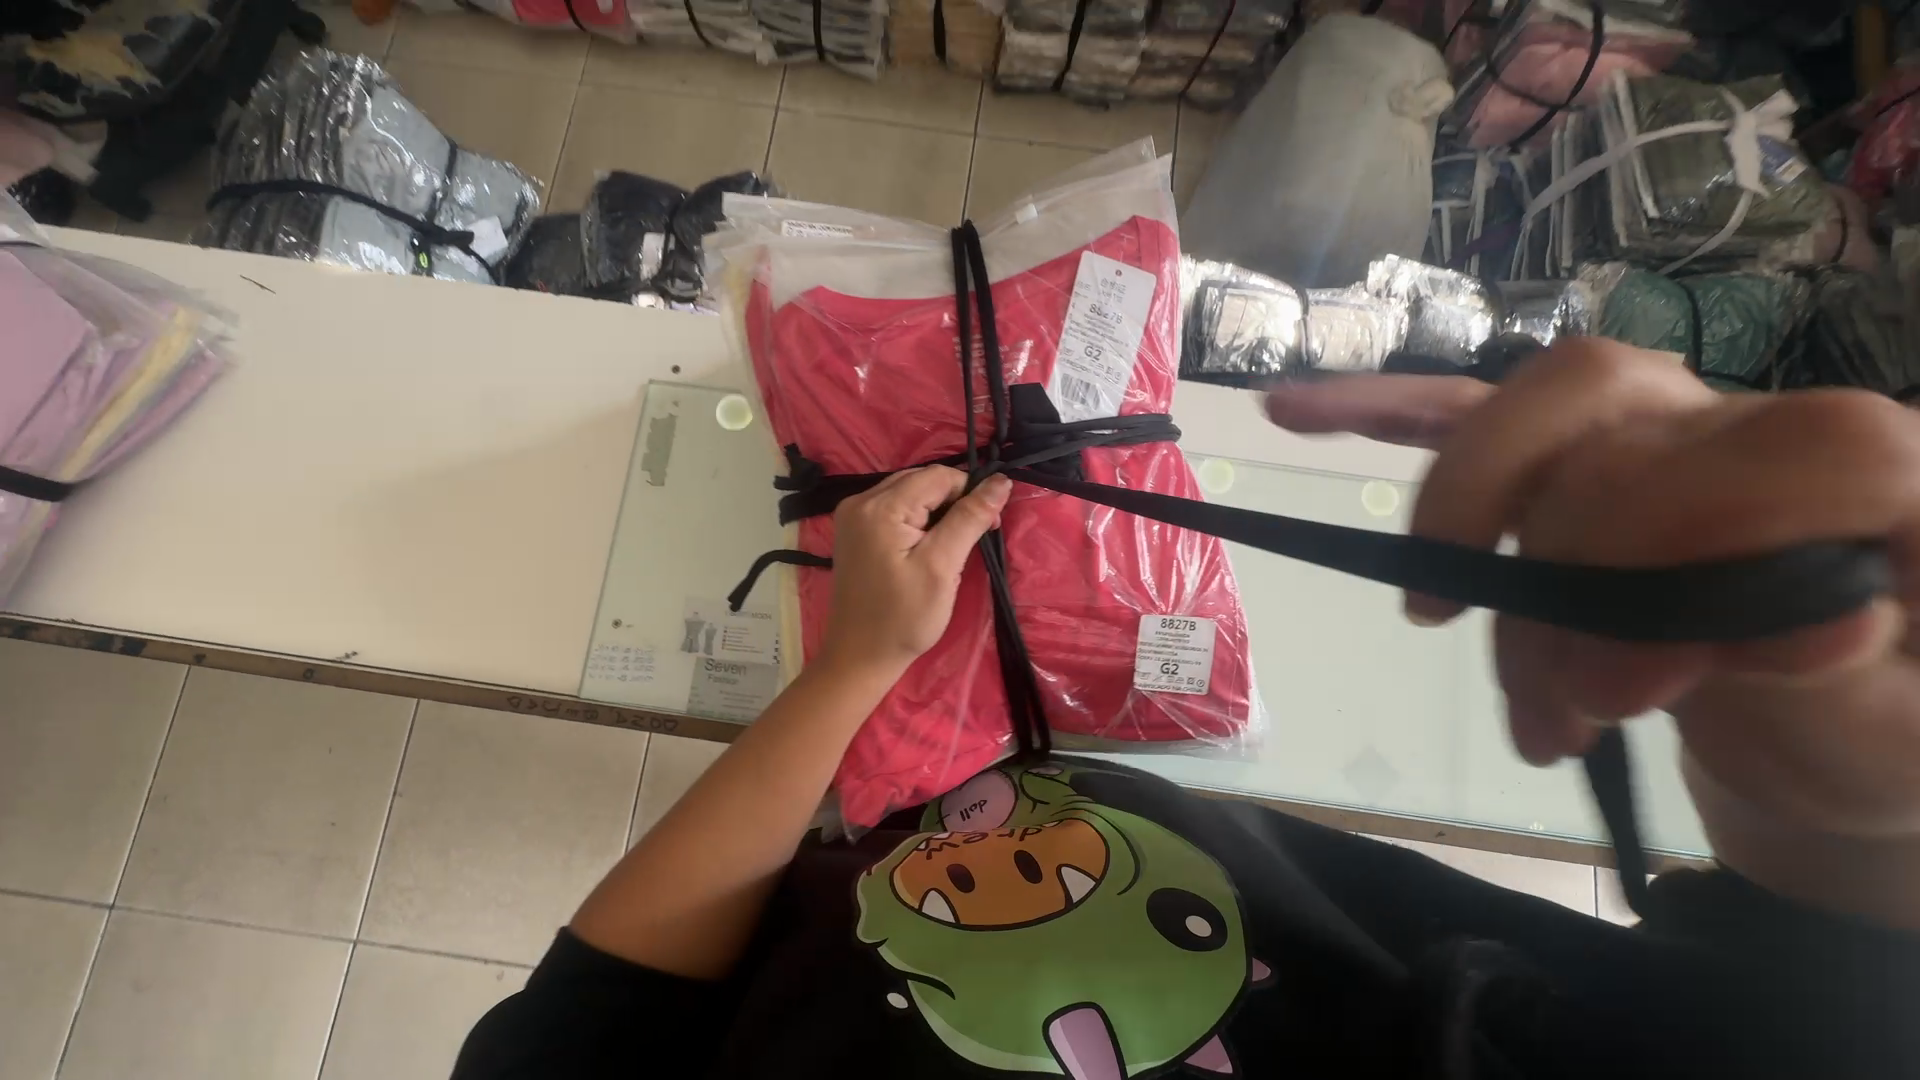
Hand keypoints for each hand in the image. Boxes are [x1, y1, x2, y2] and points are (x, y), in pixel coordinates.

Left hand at [817, 466, 1012, 679]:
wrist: (860, 656)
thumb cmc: (904, 618)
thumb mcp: (942, 567)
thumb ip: (969, 518)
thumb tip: (1001, 480)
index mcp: (879, 506)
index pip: (938, 476)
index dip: (970, 493)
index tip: (988, 528)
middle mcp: (860, 501)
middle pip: (921, 481)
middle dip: (953, 502)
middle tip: (972, 541)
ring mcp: (853, 516)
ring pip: (909, 494)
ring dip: (936, 513)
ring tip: (949, 549)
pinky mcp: (854, 531)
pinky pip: (894, 509)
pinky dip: (917, 522)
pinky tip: (925, 549)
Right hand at [1268, 340, 1919, 923]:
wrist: (1811, 716)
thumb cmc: (1859, 738)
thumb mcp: (1875, 743)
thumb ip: (1825, 681)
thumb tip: (1748, 630)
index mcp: (1884, 481)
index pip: (1789, 457)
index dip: (1685, 563)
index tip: (1619, 694)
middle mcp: (1756, 426)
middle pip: (1619, 433)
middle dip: (1552, 571)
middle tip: (1545, 698)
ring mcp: (1647, 428)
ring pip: (1526, 406)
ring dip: (1456, 518)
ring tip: (1436, 618)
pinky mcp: (1561, 456)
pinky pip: (1460, 408)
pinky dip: (1376, 408)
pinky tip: (1290, 410)